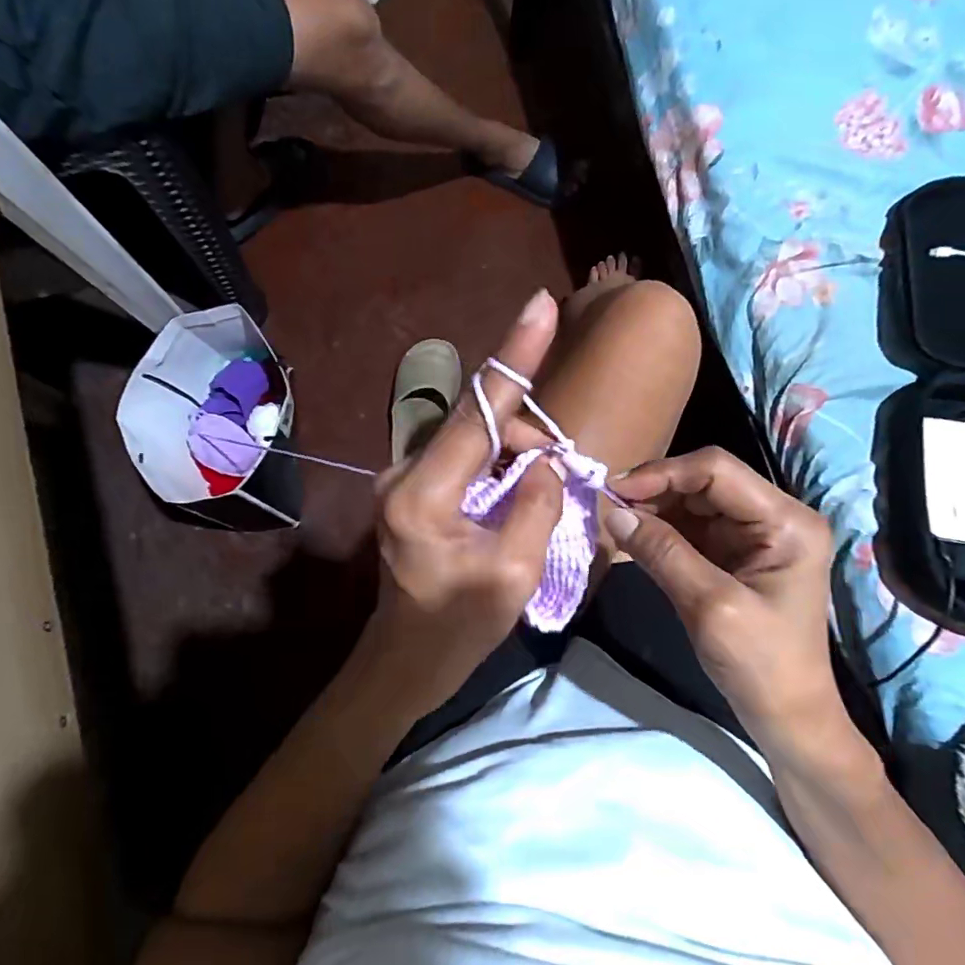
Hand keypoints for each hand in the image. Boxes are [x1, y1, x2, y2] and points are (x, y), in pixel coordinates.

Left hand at [362, 290, 565, 713]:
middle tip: (563, 466)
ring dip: (514, 451)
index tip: (539, 305)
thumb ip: (535, 504)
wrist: (406, 658)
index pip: (477, 413)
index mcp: (422, 494)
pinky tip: (517, 487)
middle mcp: (403, 473)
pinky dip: (496, 463)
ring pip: (472, 439)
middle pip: (477, 423)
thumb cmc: (458, 627)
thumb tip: (547, 460)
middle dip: (526, 431)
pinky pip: (462, 457)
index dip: (513, 358)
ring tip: (542, 488)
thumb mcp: (512, 573)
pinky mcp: (409, 488)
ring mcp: (402, 479)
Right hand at [606, 446, 837, 729]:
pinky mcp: (734, 552)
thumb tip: (613, 511)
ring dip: (653, 507)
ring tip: (615, 520)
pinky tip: (632, 535)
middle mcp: (774, 517)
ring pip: (693, 500)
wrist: (786, 715)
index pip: (717, 470)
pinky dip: (659, 528)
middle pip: (705, 480)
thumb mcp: (708, 605)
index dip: (663, 473)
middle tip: (609, 505)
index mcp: (786, 522)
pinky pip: (690, 526)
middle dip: (655, 489)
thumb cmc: (760, 662)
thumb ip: (662, 552)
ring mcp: (754, 535)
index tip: (615, 490)